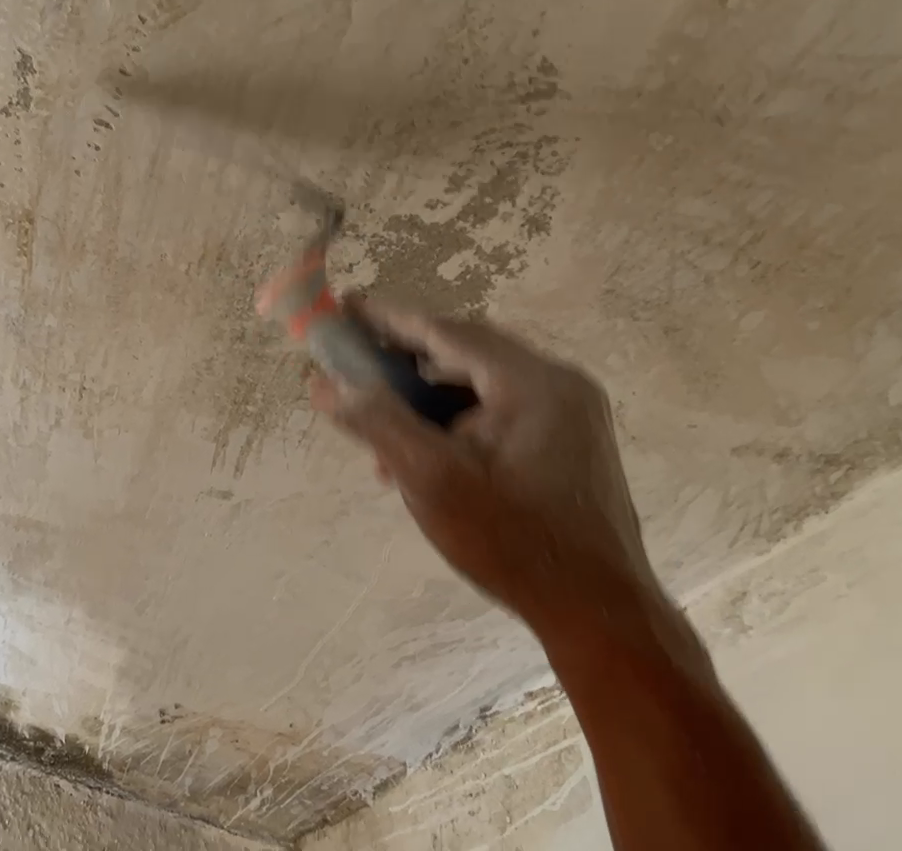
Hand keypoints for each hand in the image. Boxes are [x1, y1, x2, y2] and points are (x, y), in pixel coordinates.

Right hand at [306, 298, 666, 639]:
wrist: (597, 611)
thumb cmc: (510, 539)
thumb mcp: (428, 478)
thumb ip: (374, 421)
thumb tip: (321, 382)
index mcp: (533, 383)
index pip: (445, 331)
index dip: (388, 318)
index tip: (344, 307)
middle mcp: (557, 386)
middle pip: (462, 351)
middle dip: (402, 356)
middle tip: (352, 364)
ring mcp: (566, 415)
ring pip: (474, 383)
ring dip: (421, 394)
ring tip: (378, 421)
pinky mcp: (563, 444)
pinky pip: (492, 410)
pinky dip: (448, 418)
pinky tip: (417, 453)